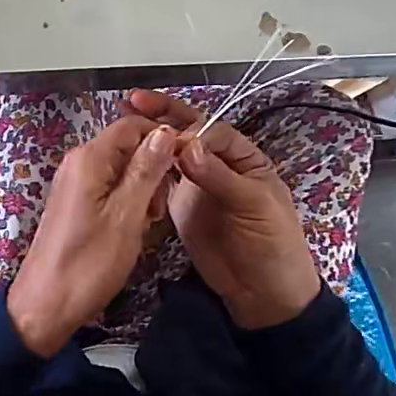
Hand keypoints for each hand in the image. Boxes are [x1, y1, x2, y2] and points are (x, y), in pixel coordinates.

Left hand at [6, 117, 179, 355]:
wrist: (46, 303)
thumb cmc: (88, 263)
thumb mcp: (126, 216)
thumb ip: (146, 171)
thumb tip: (165, 132)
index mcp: (88, 158)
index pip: (132, 125)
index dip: (163, 137)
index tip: (188, 161)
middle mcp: (78, 162)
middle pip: (127, 145)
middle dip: (153, 167)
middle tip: (160, 205)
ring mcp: (74, 182)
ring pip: (122, 168)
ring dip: (144, 188)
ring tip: (148, 220)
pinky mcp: (76, 202)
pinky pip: (110, 187)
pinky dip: (128, 201)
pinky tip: (134, 226)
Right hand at [125, 90, 319, 328]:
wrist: (263, 294)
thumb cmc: (273, 247)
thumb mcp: (255, 208)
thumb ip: (220, 176)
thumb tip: (186, 146)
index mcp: (244, 158)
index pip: (213, 133)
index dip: (191, 131)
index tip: (170, 139)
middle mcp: (218, 164)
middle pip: (189, 131)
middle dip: (164, 114)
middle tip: (133, 100)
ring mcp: (196, 183)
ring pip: (170, 151)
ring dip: (149, 136)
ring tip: (122, 122)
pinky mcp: (178, 203)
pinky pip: (159, 177)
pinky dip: (144, 165)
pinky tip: (126, 156)